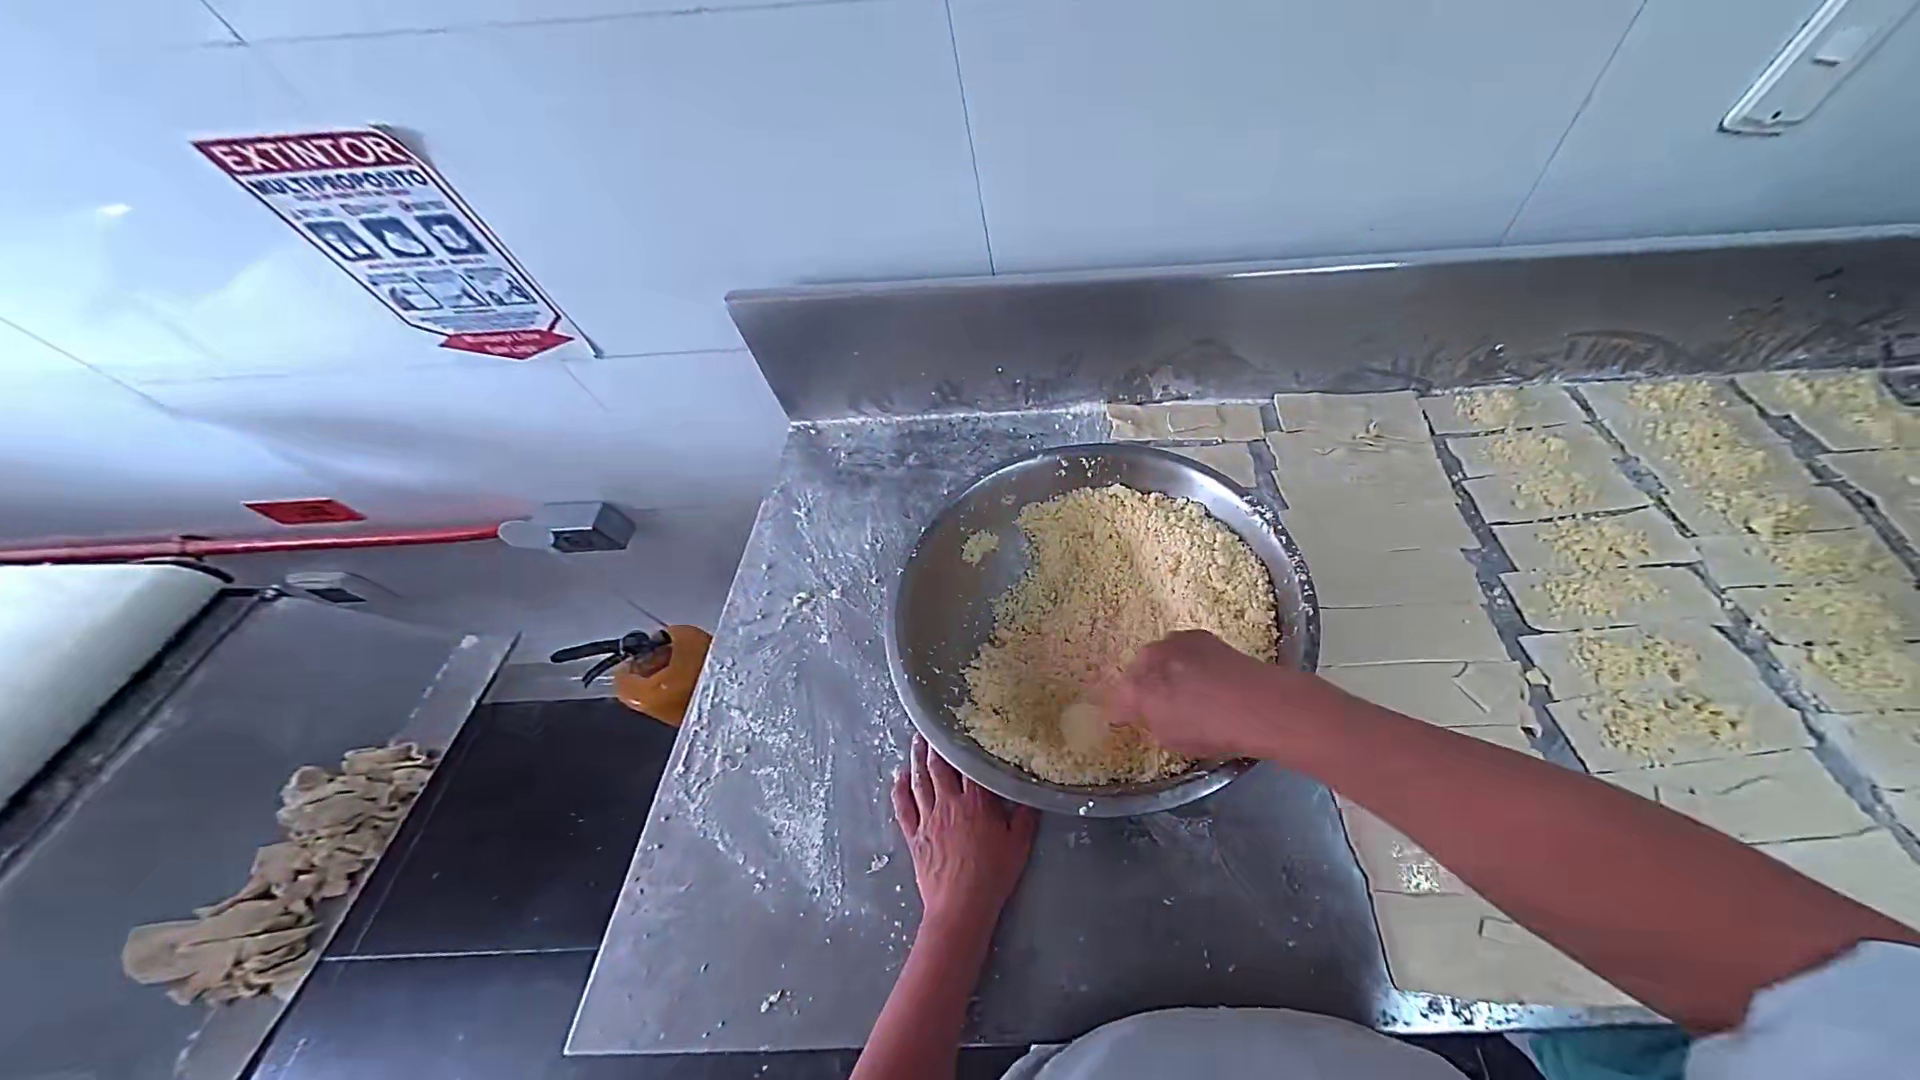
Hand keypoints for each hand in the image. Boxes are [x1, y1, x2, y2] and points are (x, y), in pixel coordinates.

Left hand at [892, 734, 1037, 931]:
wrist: (960, 907)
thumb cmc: (992, 875)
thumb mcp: (1018, 845)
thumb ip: (1024, 816)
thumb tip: (1030, 793)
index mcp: (975, 803)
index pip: (968, 766)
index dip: (963, 746)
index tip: (960, 729)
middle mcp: (949, 804)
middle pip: (939, 767)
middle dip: (934, 746)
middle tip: (930, 728)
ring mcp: (928, 818)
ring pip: (920, 781)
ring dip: (917, 760)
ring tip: (915, 742)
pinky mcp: (914, 835)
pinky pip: (903, 807)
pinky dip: (899, 790)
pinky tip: (898, 776)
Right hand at [1102, 629, 1329, 758]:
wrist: (1258, 704)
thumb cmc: (1212, 732)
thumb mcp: (1172, 742)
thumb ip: (1153, 724)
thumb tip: (1154, 716)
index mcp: (1132, 690)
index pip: (1115, 704)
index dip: (1123, 715)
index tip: (1131, 722)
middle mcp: (1145, 659)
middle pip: (1136, 676)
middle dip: (1145, 688)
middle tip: (1165, 707)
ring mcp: (1170, 642)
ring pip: (1159, 659)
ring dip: (1166, 671)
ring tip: (1190, 689)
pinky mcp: (1196, 634)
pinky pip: (1182, 650)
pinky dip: (1189, 660)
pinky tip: (1208, 675)